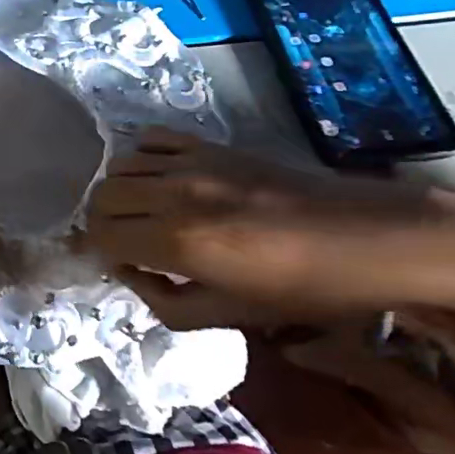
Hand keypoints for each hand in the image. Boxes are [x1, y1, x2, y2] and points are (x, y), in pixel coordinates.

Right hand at [86, 128, 454, 328]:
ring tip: (140, 212)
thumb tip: (130, 272)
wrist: (357, 235)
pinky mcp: (210, 144)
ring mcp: (192, 161)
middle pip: (104, 195)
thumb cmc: (300, 289)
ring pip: (122, 164)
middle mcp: (174, 192)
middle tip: (123, 242)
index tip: (109, 263)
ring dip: (119, 190)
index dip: (96, 252)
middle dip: (102, 222)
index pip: (102, 235)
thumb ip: (165, 300)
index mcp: (177, 241)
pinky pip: (153, 137)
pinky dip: (142, 156)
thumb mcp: (229, 315)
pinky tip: (160, 178)